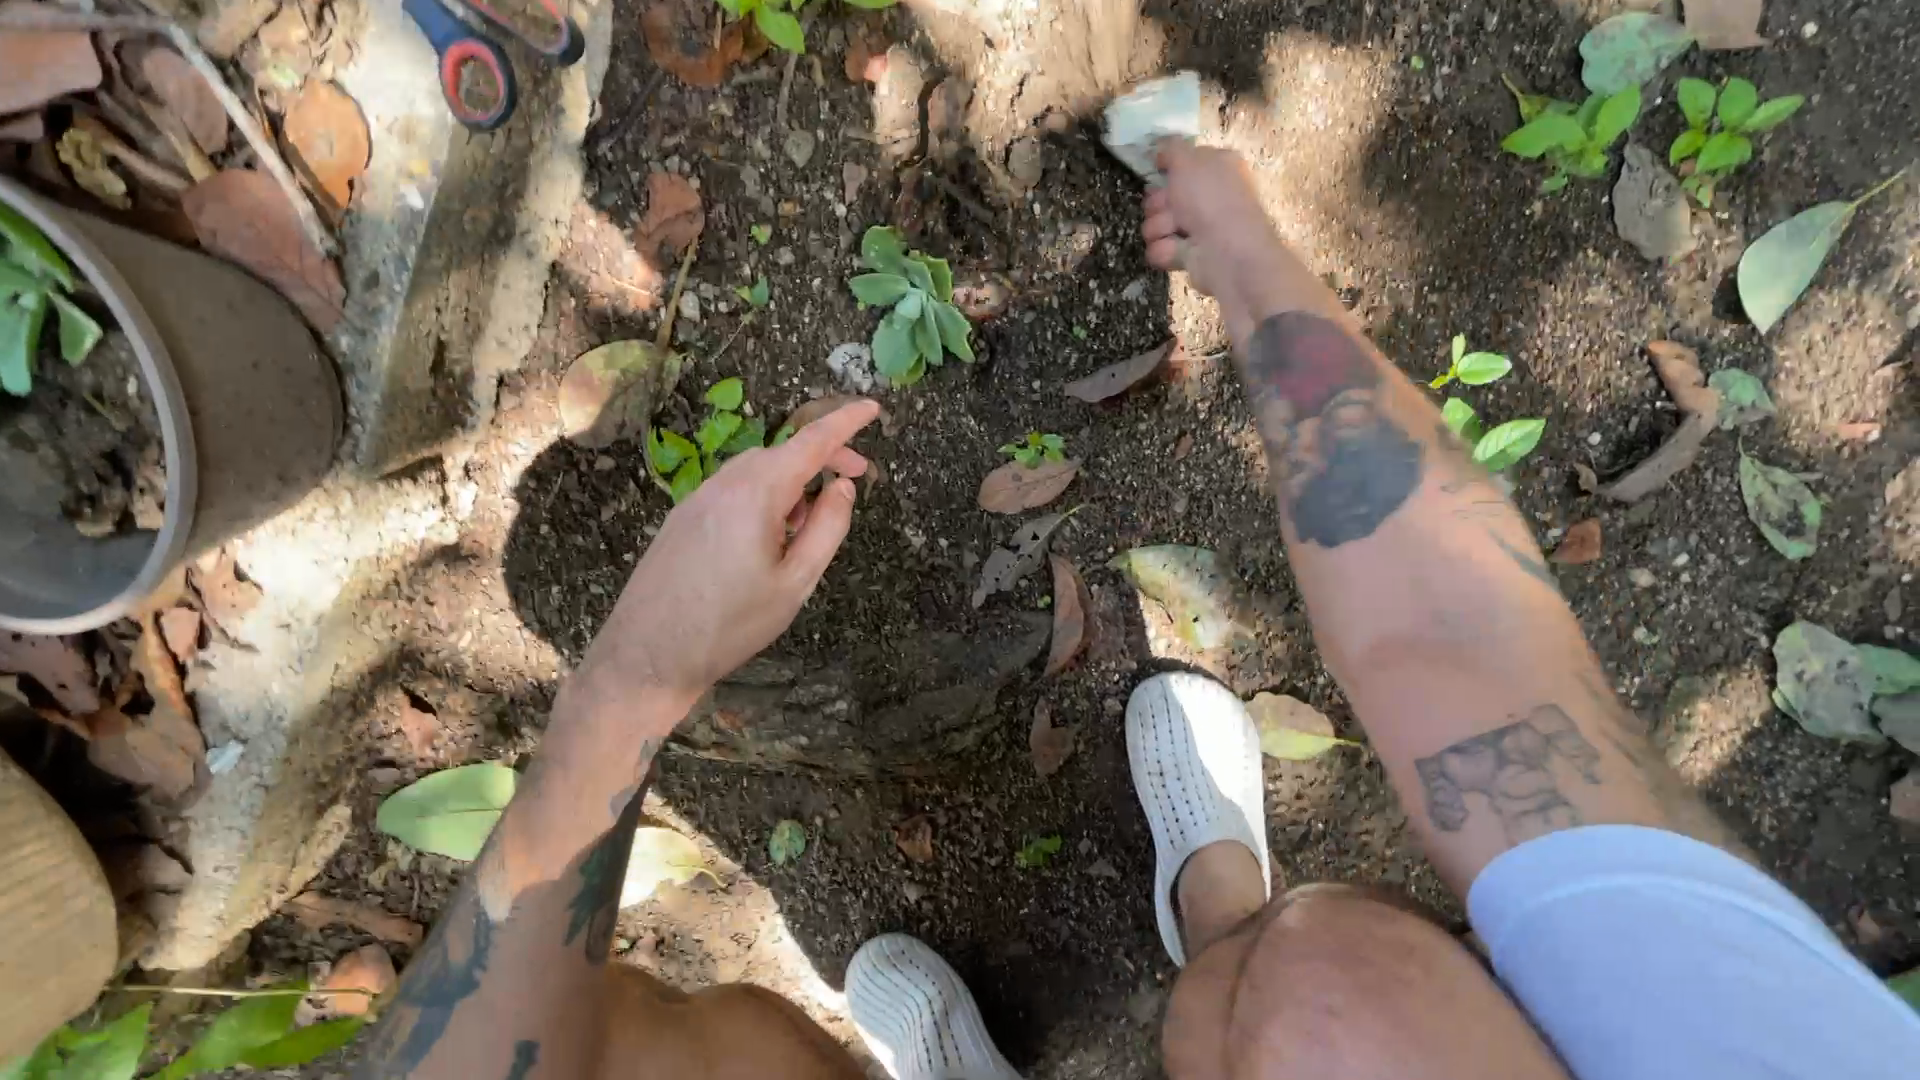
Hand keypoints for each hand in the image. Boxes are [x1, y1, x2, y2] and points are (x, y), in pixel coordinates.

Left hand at [578, 400, 880, 714]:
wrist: (648, 655)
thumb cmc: (732, 624)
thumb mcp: (796, 582)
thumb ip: (828, 527)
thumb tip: (844, 486)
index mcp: (756, 493)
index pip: (811, 441)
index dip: (846, 421)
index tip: (873, 407)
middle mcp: (724, 483)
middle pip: (783, 453)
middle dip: (823, 459)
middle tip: (855, 480)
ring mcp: (698, 498)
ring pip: (757, 472)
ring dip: (793, 484)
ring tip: (805, 531)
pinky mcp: (683, 517)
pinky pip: (734, 490)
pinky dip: (764, 498)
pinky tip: (767, 541)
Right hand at [1141, 139, 1284, 310]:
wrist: (1226, 251)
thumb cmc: (1211, 198)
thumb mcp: (1189, 160)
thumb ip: (1171, 149)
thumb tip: (1160, 151)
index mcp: (1216, 168)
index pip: (1182, 164)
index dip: (1167, 170)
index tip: (1160, 172)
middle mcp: (1208, 197)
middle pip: (1162, 196)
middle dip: (1158, 202)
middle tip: (1170, 205)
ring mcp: (1198, 229)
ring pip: (1156, 225)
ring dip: (1160, 227)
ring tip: (1176, 230)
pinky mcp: (1188, 256)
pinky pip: (1160, 250)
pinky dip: (1166, 250)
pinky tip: (1179, 250)